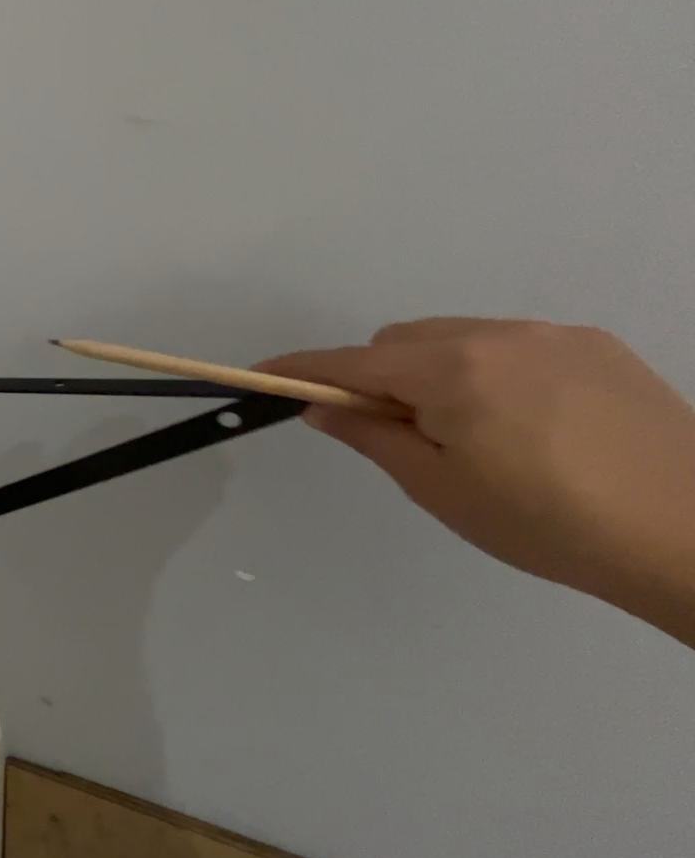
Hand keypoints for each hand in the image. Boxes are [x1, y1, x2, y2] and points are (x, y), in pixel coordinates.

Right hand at [259, 318, 694, 606]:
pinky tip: (520, 422)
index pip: (350, 360)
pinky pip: (508, 345)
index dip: (299, 368)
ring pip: (454, 337)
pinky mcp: (599, 349)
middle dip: (376, 375)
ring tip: (466, 432)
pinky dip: (484, 370)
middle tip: (393, 432)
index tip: (259, 376)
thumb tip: (323, 408)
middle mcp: (501, 336)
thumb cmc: (546, 521)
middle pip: (400, 339)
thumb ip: (371, 435)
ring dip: (430, 370)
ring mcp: (556, 337)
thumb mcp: (436, 486)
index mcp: (454, 369)